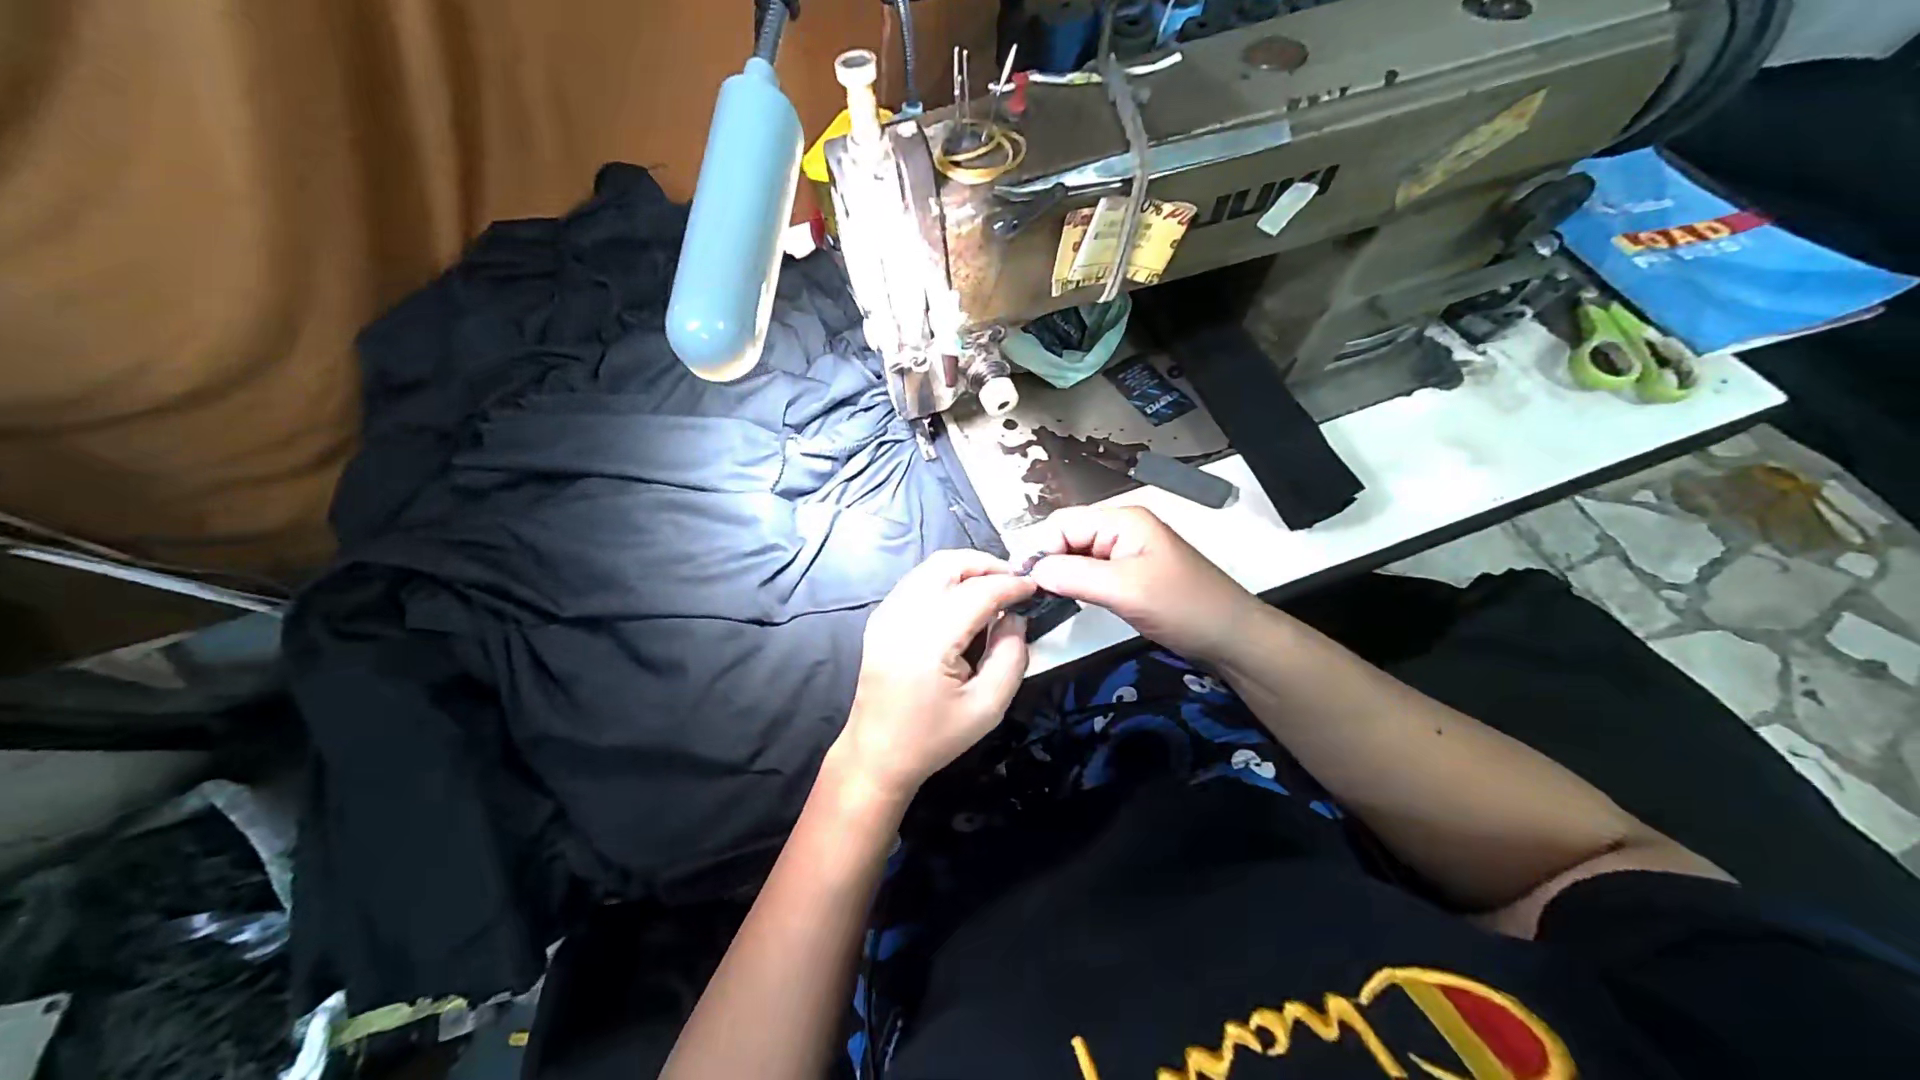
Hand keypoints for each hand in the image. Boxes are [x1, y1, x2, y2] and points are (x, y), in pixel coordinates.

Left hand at [831, 549, 1036, 802]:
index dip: (1011, 584)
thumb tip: (1015, 617)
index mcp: (928, 640)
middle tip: (1014, 582)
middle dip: (987, 565)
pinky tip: (963, 600)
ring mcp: (885, 614)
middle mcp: (902, 617)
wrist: (878, 754)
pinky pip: (916, 582)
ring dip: (965, 569)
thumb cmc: (935, 737)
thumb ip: (1011, 656)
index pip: (978, 592)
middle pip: (948, 564)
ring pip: (930, 567)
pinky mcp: (879, 618)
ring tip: (993, 588)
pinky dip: (944, 579)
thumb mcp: (988, 707)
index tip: (1034, 588)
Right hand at [1025, 506, 1262, 665]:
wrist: (1231, 637)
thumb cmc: (1184, 608)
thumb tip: (1033, 570)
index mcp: (1123, 520)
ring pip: (1077, 555)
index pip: (1063, 523)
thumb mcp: (1126, 590)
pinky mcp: (1129, 575)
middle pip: (1067, 536)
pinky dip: (1076, 584)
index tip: (1025, 582)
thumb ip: (1075, 576)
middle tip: (1033, 593)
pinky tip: (1070, 599)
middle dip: (1049, 560)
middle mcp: (1122, 529)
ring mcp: (1126, 552)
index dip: (1041, 548)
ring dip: (1061, 574)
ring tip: (1047, 598)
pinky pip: (1091, 572)